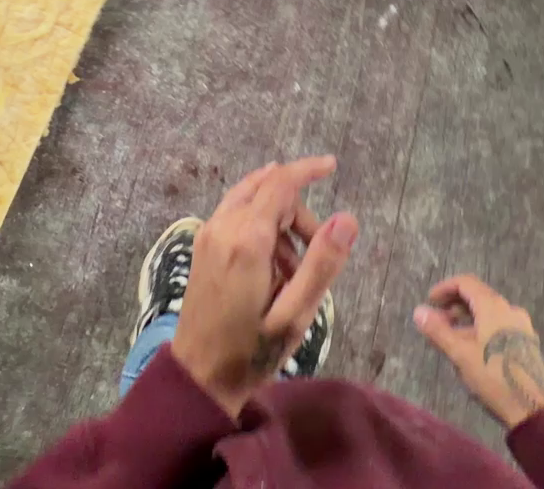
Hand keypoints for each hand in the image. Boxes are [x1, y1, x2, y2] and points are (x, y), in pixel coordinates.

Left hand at [172, 156, 358, 415]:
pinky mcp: (202, 244)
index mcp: (247, 240)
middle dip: (298, 212)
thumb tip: (346, 218)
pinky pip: (236, 212)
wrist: (197, 377)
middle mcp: (223, 226)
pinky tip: (271, 262)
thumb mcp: (295, 315)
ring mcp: (208, 233)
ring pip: (251, 197)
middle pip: (268, 189)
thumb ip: (322, 264)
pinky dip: (260, 223)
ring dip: (279, 218)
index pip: (280, 183)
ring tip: (292, 269)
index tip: (331, 165)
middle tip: (314, 257)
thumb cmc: (250, 350)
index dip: (307, 169)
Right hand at [413, 274, 543, 427]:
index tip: (430, 302)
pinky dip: (482, 328)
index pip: (465, 282)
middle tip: (437, 321)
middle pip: (478, 295)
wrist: (534, 408)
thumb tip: (418, 311)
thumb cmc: (493, 376)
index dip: (445, 288)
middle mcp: (509, 309)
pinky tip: (474, 350)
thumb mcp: (460, 354)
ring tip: (452, 338)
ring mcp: (521, 326)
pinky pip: (500, 325)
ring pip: (489, 312)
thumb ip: (437, 330)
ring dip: (468, 318)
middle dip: (455, 304)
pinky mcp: (527, 342)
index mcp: (493, 306)